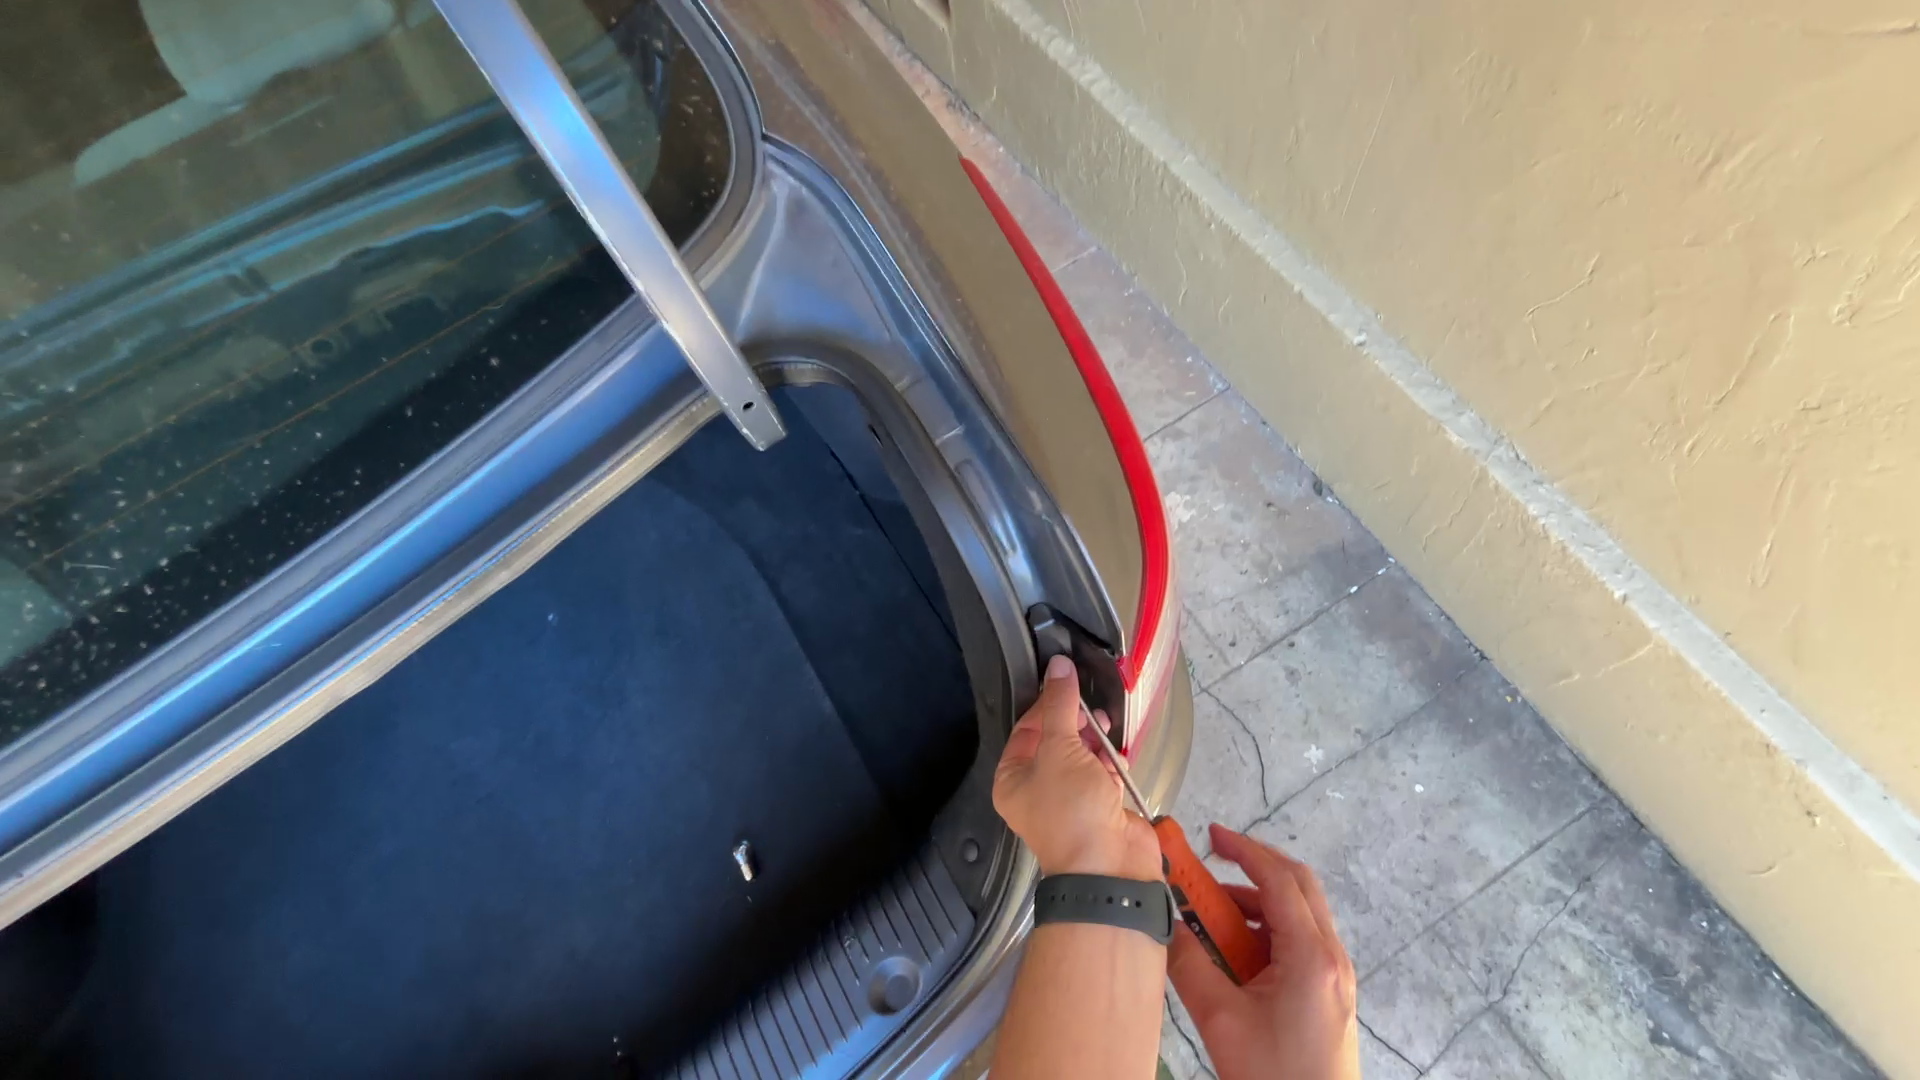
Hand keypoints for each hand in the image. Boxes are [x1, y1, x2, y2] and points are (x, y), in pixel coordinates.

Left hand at [992, 654, 1159, 879]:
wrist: (1110, 869)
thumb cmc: (1071, 811)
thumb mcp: (1060, 748)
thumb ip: (1060, 705)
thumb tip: (1058, 667)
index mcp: (1013, 779)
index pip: (1026, 729)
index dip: (1047, 705)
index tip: (1067, 685)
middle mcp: (1037, 790)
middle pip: (1055, 740)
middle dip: (1074, 723)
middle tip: (1090, 711)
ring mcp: (1070, 800)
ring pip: (1081, 756)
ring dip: (1095, 741)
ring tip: (1106, 731)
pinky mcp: (1098, 808)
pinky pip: (1102, 774)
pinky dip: (1111, 765)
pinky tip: (1118, 761)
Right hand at [1168, 825, 1358, 1079]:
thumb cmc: (1272, 1075)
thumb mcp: (1219, 1018)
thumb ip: (1187, 961)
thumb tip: (1162, 919)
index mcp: (1311, 955)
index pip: (1278, 879)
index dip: (1243, 849)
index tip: (1209, 834)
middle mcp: (1333, 957)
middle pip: (1298, 885)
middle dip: (1254, 863)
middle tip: (1214, 855)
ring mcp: (1337, 977)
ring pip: (1300, 912)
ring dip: (1257, 899)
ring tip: (1213, 914)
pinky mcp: (1331, 995)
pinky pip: (1301, 940)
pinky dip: (1267, 928)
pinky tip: (1235, 952)